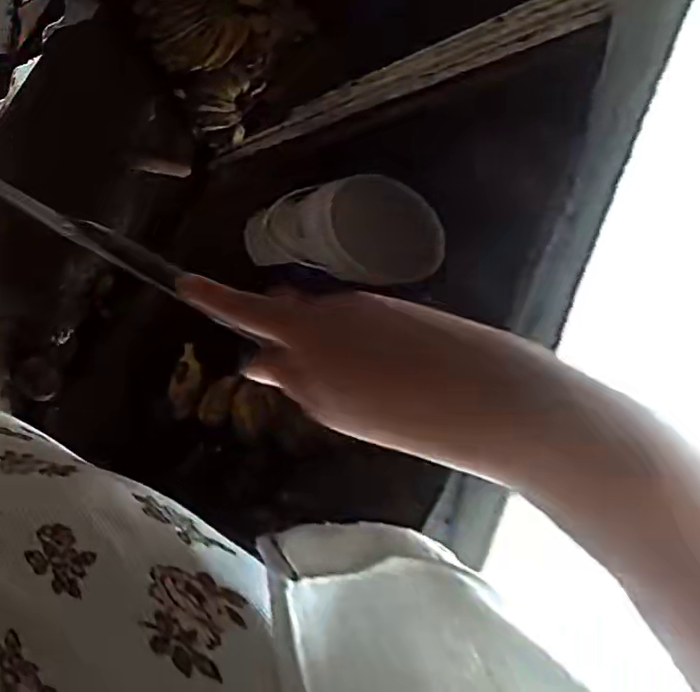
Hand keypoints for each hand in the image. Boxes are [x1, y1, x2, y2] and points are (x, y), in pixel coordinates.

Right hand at [177, 275, 599, 484]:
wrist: (515, 405)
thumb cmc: (413, 416)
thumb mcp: (336, 408)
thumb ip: (290, 380)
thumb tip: (257, 362)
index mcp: (308, 329)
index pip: (245, 309)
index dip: (211, 296)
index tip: (184, 283)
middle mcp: (333, 307)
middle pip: (285, 313)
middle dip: (276, 333)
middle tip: (284, 370)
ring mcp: (372, 309)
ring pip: (326, 323)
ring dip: (323, 349)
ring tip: (357, 395)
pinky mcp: (406, 317)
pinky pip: (361, 328)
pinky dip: (359, 352)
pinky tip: (390, 388)